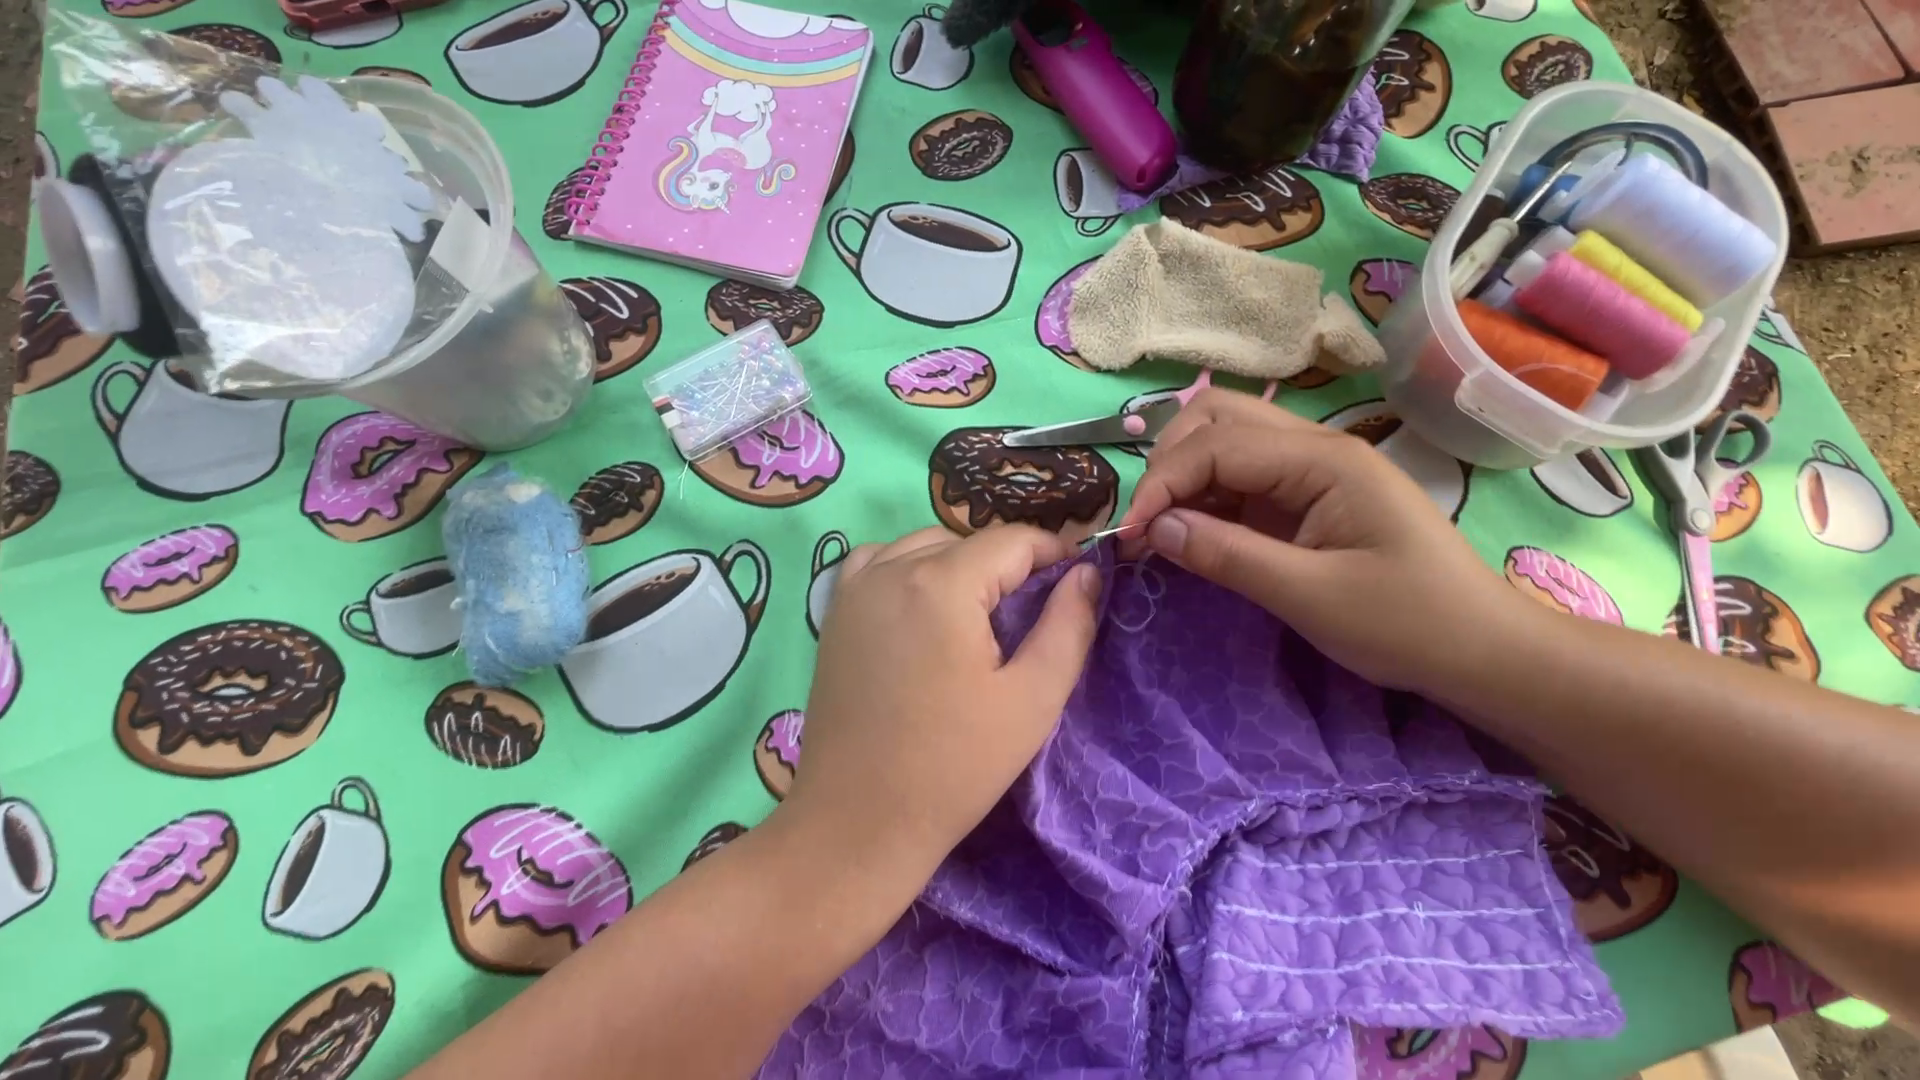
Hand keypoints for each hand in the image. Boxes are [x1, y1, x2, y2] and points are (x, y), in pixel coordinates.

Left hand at [791, 526, 1101, 869]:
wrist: (857, 821)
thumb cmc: (953, 766)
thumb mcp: (1032, 700)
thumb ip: (1068, 626)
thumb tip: (1086, 573)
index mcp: (941, 584)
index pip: (1012, 539)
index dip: (1053, 554)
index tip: (1074, 586)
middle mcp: (890, 569)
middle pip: (968, 542)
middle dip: (1007, 567)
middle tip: (1028, 620)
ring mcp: (853, 589)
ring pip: (924, 546)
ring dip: (959, 566)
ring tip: (978, 620)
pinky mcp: (833, 614)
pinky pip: (880, 563)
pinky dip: (909, 571)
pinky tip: (923, 613)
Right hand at [1116, 388, 1541, 695]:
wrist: (1482, 650)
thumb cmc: (1407, 624)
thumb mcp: (1310, 597)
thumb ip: (1227, 556)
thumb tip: (1151, 530)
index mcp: (1323, 460)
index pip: (1216, 445)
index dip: (1161, 484)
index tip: (1128, 537)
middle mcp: (1315, 448)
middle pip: (1218, 417)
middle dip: (1169, 462)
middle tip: (1148, 524)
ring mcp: (1312, 471)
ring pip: (1227, 440)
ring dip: (1184, 475)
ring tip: (1161, 530)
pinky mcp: (1307, 498)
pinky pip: (1242, 478)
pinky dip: (1206, 497)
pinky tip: (1192, 534)